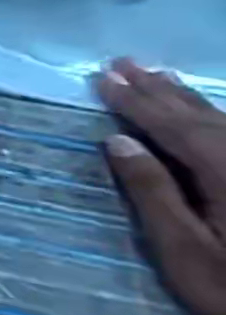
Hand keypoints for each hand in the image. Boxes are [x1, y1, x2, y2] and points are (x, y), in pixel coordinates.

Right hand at [95, 58, 225, 314]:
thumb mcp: (187, 251)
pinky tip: (220, 117)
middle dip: (165, 92)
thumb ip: (154, 193)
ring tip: (163, 78)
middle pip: (213, 122)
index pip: (175, 129)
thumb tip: (118, 142)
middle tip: (127, 63)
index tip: (102, 77)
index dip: (136, 102)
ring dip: (196, 102)